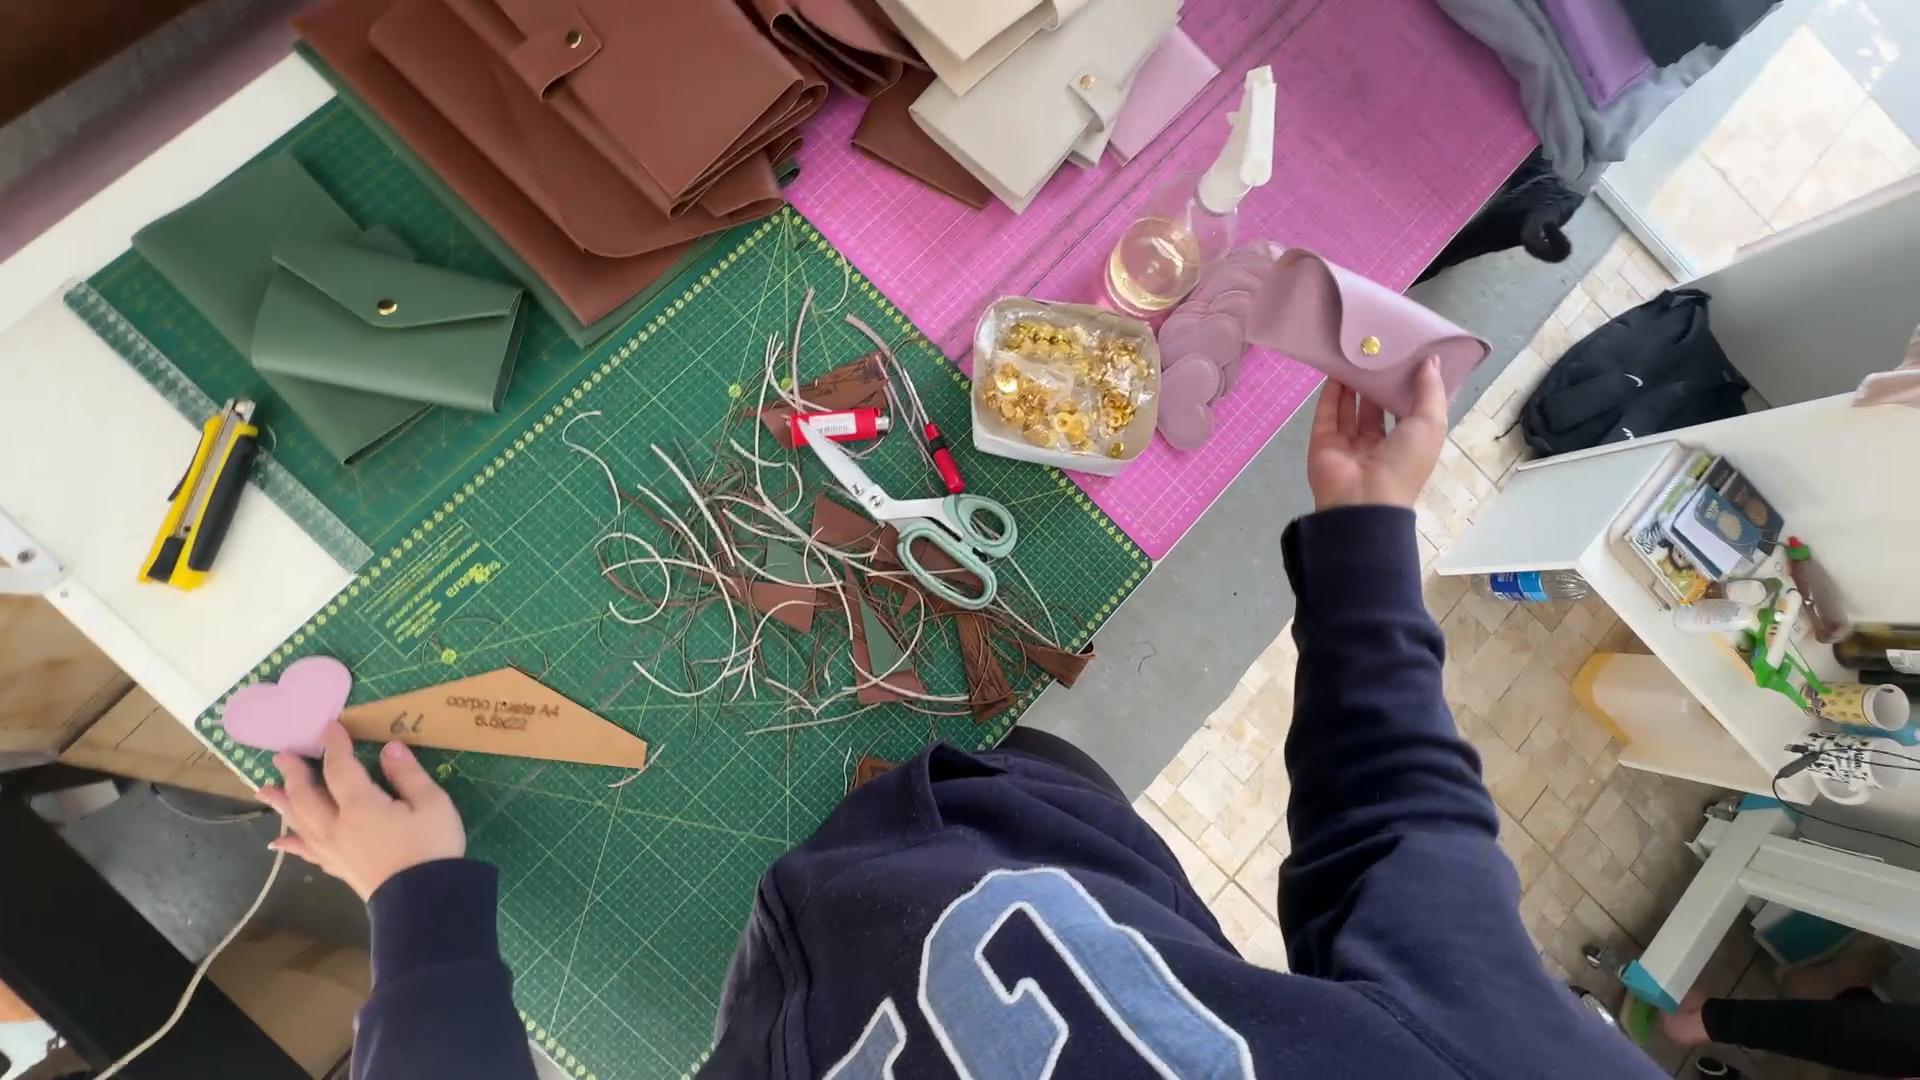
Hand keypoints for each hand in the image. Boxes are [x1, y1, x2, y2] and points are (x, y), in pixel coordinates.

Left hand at [257, 723, 466, 900]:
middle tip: (282, 755)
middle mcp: (337, 825)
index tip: (329, 726)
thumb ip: (408, 775)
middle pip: (309, 795)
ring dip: (283, 803)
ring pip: (300, 821)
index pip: (342, 769)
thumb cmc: (431, 844)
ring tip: (265, 789)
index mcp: (361, 806)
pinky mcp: (338, 865)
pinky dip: (292, 841)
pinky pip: (306, 850)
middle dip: (296, 773)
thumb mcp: (432, 802)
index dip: (336, 746)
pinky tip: (280, 839)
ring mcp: (333, 848)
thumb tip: (389, 748)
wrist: (422, 896)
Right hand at [1306, 356, 1448, 510]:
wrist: (1363, 498)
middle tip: (1378, 352)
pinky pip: (1326, 414)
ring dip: (1352, 385)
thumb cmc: (1404, 462)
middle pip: (1375, 407)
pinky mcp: (1322, 442)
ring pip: (1349, 409)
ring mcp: (1347, 443)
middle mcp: (1377, 443)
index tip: (1407, 357)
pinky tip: (1335, 371)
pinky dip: (1330, 394)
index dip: (1407, 385)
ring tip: (1355, 356)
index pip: (1406, 410)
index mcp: (1407, 443)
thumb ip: (1430, 390)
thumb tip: (1429, 360)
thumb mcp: (1431, 423)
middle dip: (1377, 382)